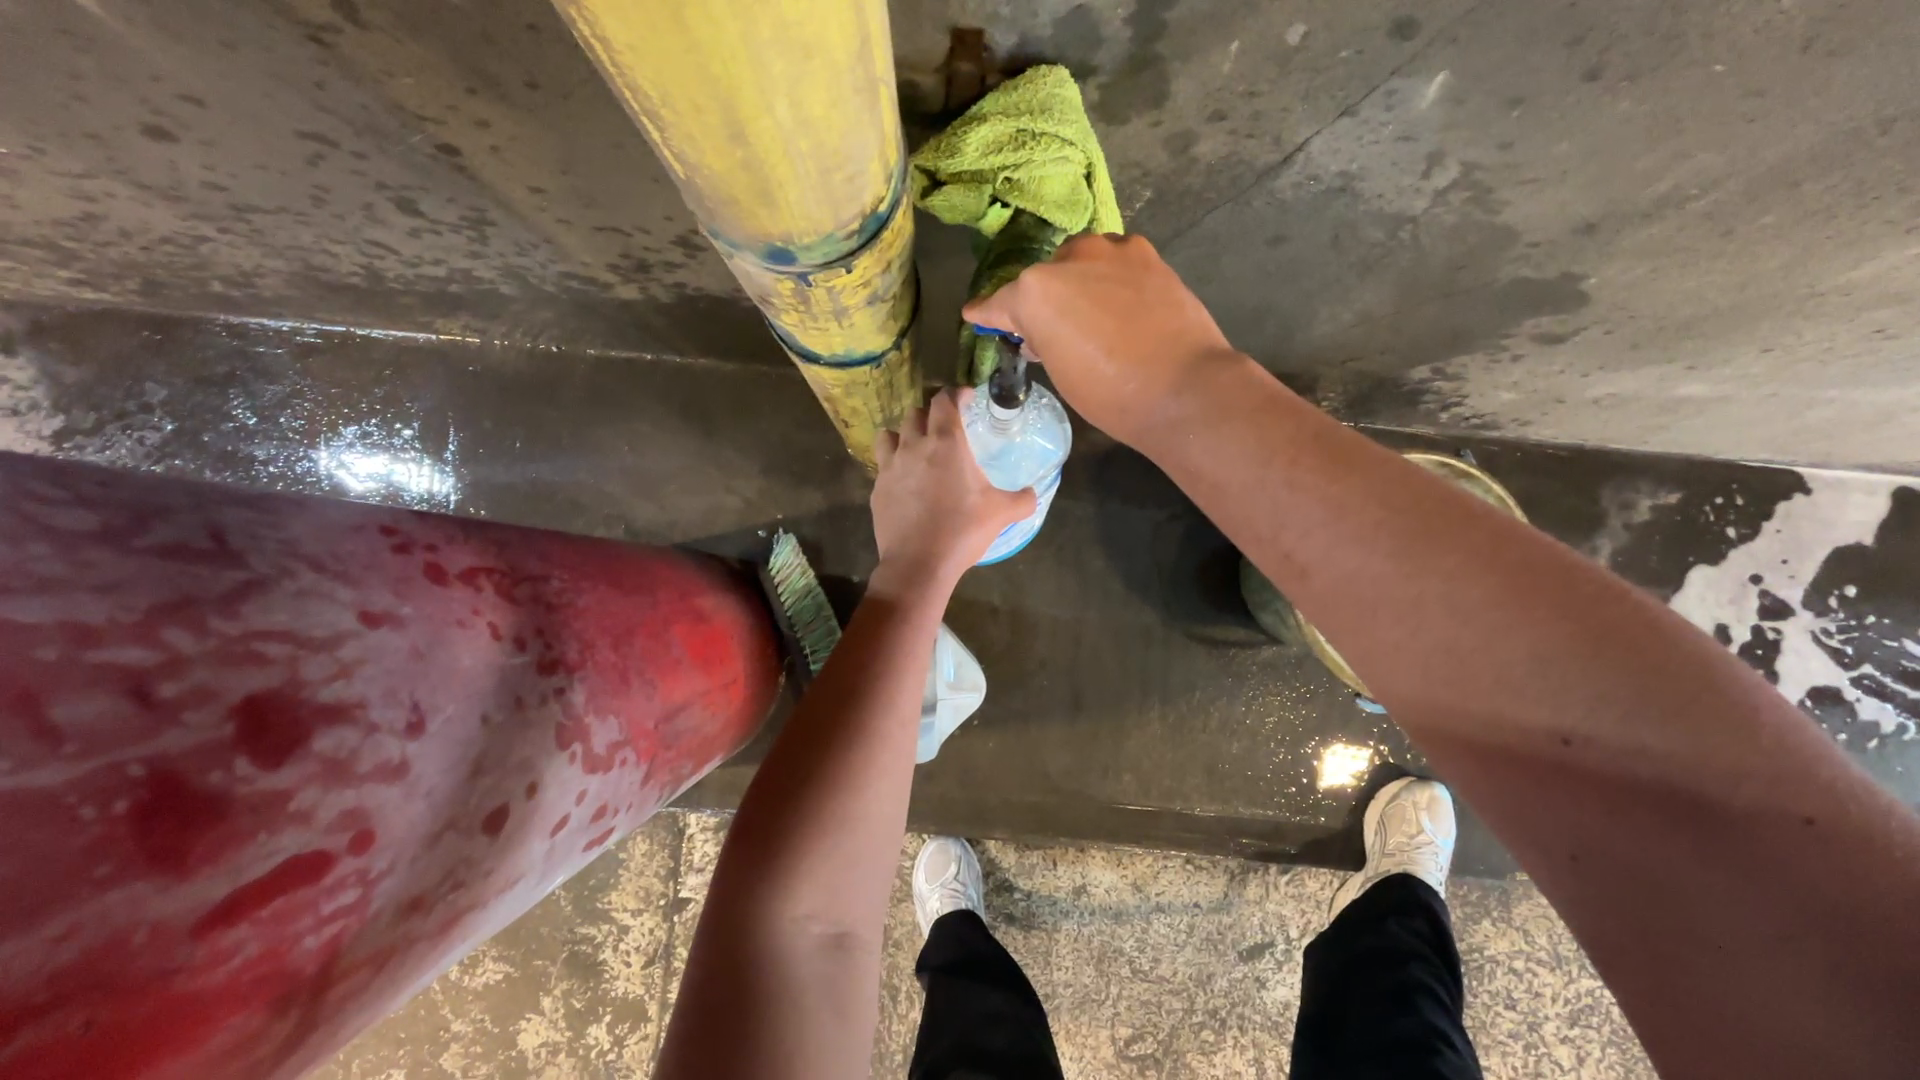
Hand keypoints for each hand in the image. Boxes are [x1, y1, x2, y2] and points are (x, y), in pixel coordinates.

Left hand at [870, 388, 1037, 588]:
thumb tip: (1034, 495)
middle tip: (945, 426)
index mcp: (946, 443)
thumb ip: (1022, 499)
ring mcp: (891, 466)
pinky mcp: (877, 488)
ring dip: (904, 434)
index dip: (955, 394)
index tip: (966, 397)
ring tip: (917, 447)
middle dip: (931, 413)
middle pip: (916, 412)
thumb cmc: (962, 530)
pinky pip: (882, 464)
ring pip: (890, 433)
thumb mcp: (1001, 513)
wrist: (919, 563)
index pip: (944, 400)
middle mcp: (914, 446)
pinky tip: (904, 480)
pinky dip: (893, 463)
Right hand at [962, 233, 1249, 449]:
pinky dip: (1111, 279)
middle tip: (1051, 331)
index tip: (976, 315)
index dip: (988, 315)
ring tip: (1089, 314)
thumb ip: (1042, 341)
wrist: (1183, 388)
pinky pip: (1116, 263)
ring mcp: (1112, 251)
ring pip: (1081, 262)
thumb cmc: (1111, 394)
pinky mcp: (1148, 255)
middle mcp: (1069, 259)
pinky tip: (1121, 305)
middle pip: (1043, 277)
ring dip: (1078, 282)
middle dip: (1042, 299)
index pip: (999, 303)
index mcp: (1035, 291)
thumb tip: (1042, 333)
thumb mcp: (1060, 373)